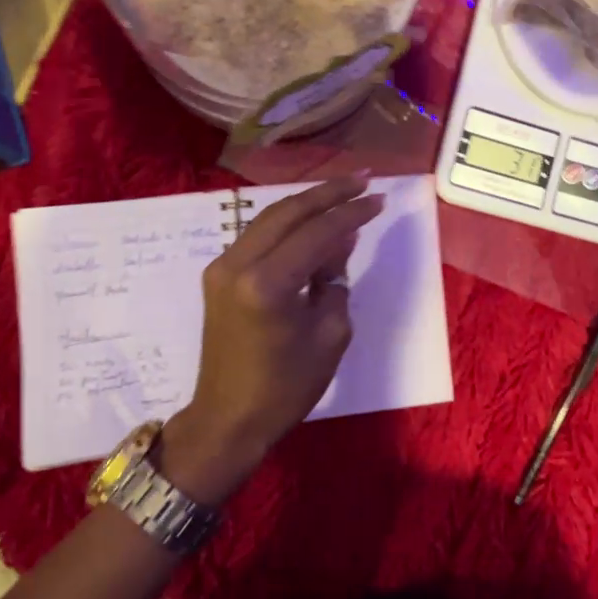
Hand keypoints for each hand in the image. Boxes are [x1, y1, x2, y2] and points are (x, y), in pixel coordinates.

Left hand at [157, 174, 383, 504]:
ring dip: (307, 203)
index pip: (317, 232)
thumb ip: (335, 280)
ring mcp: (222, 267)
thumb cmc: (286, 387)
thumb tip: (340, 241)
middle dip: (329, 193)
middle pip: (288, 212)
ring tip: (344, 192)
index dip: (351, 212)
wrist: (228, 419)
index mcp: (267, 284)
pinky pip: (259, 236)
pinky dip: (288, 224)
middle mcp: (238, 264)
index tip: (378, 198)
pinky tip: (314, 221)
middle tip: (364, 179)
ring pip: (270, 218)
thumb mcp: (330, 334)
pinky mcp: (219, 275)